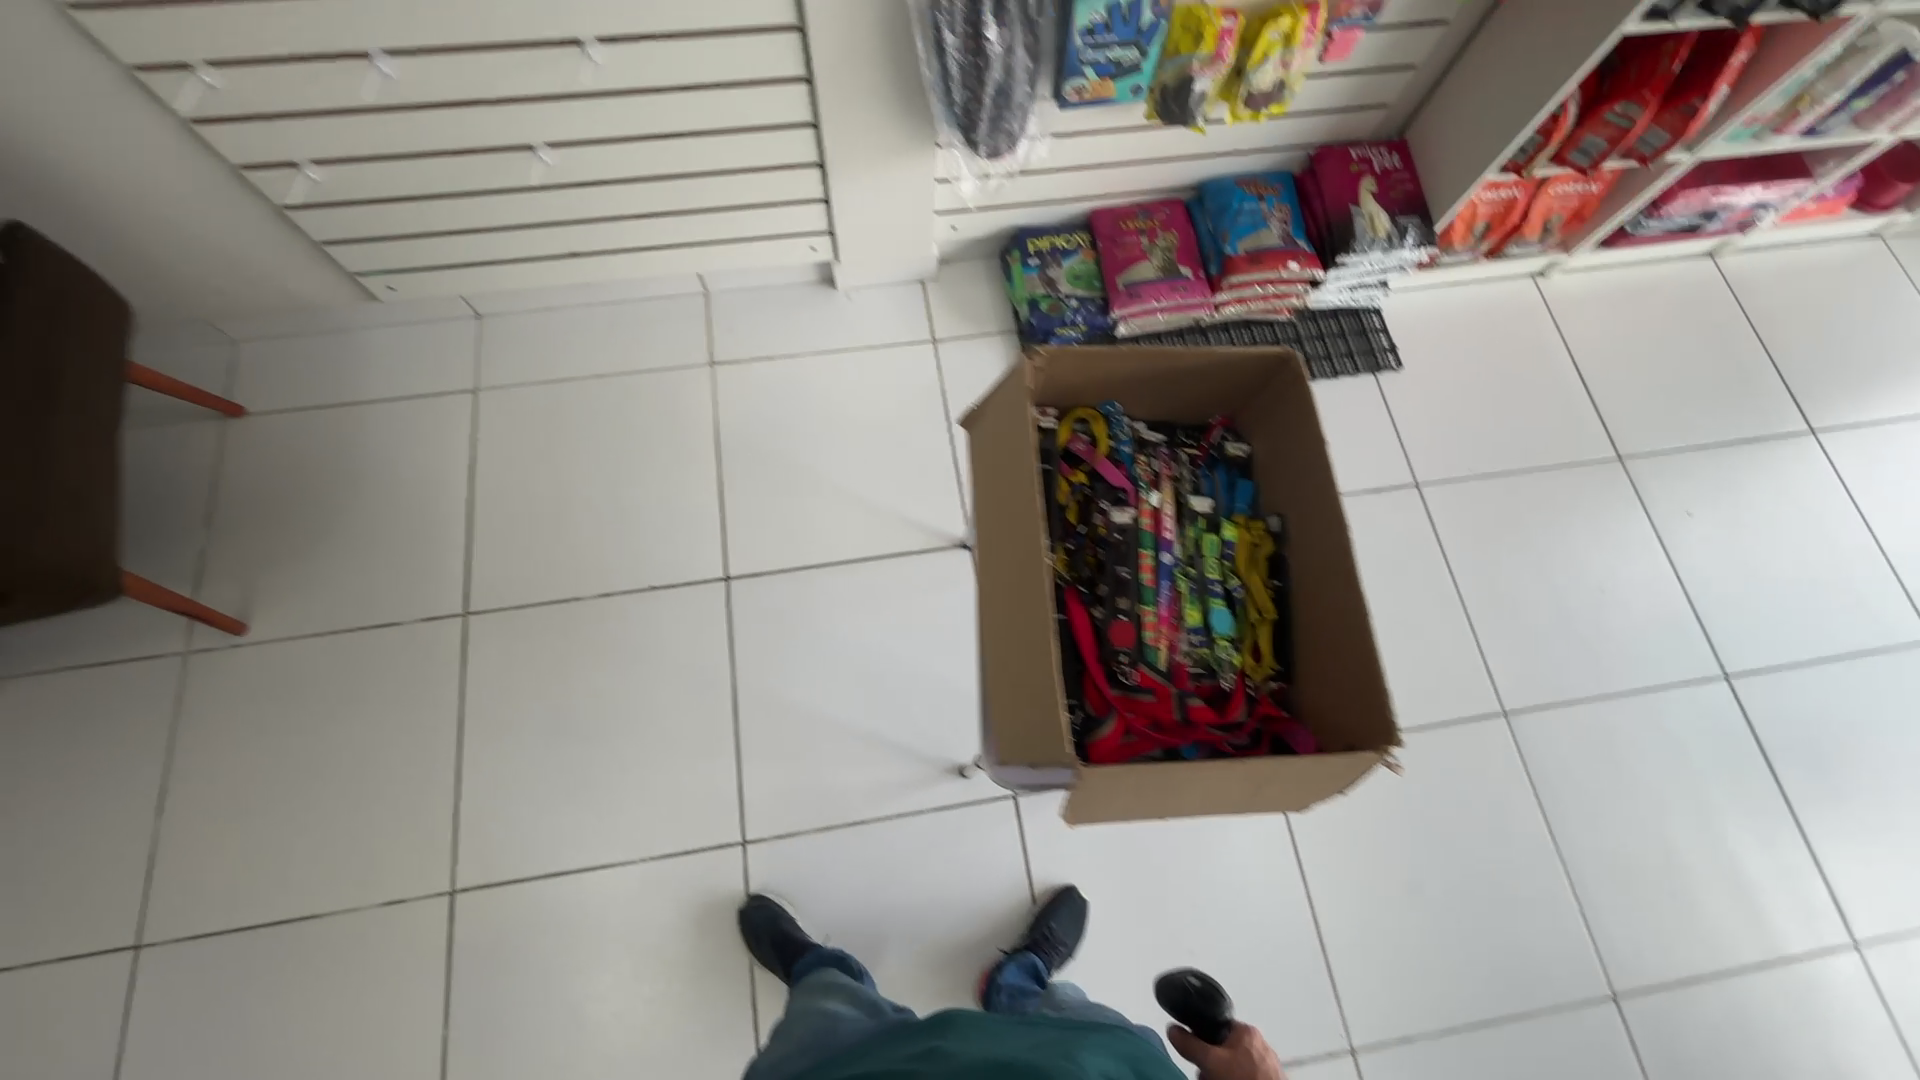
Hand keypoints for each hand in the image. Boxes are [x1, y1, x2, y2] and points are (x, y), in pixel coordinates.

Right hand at [1166, 1022, 1284, 1079]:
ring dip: (1221, 1076)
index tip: (1199, 1056)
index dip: (1204, 1041)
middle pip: (1224, 1050)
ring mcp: (1267, 1066)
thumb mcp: (1210, 1061)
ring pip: (1234, 1067)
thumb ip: (1190, 1044)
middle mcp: (1260, 1045)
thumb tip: (1173, 1030)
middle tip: (1207, 1076)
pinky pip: (1246, 1077)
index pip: (1218, 1028)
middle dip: (1212, 1065)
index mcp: (1246, 1031)